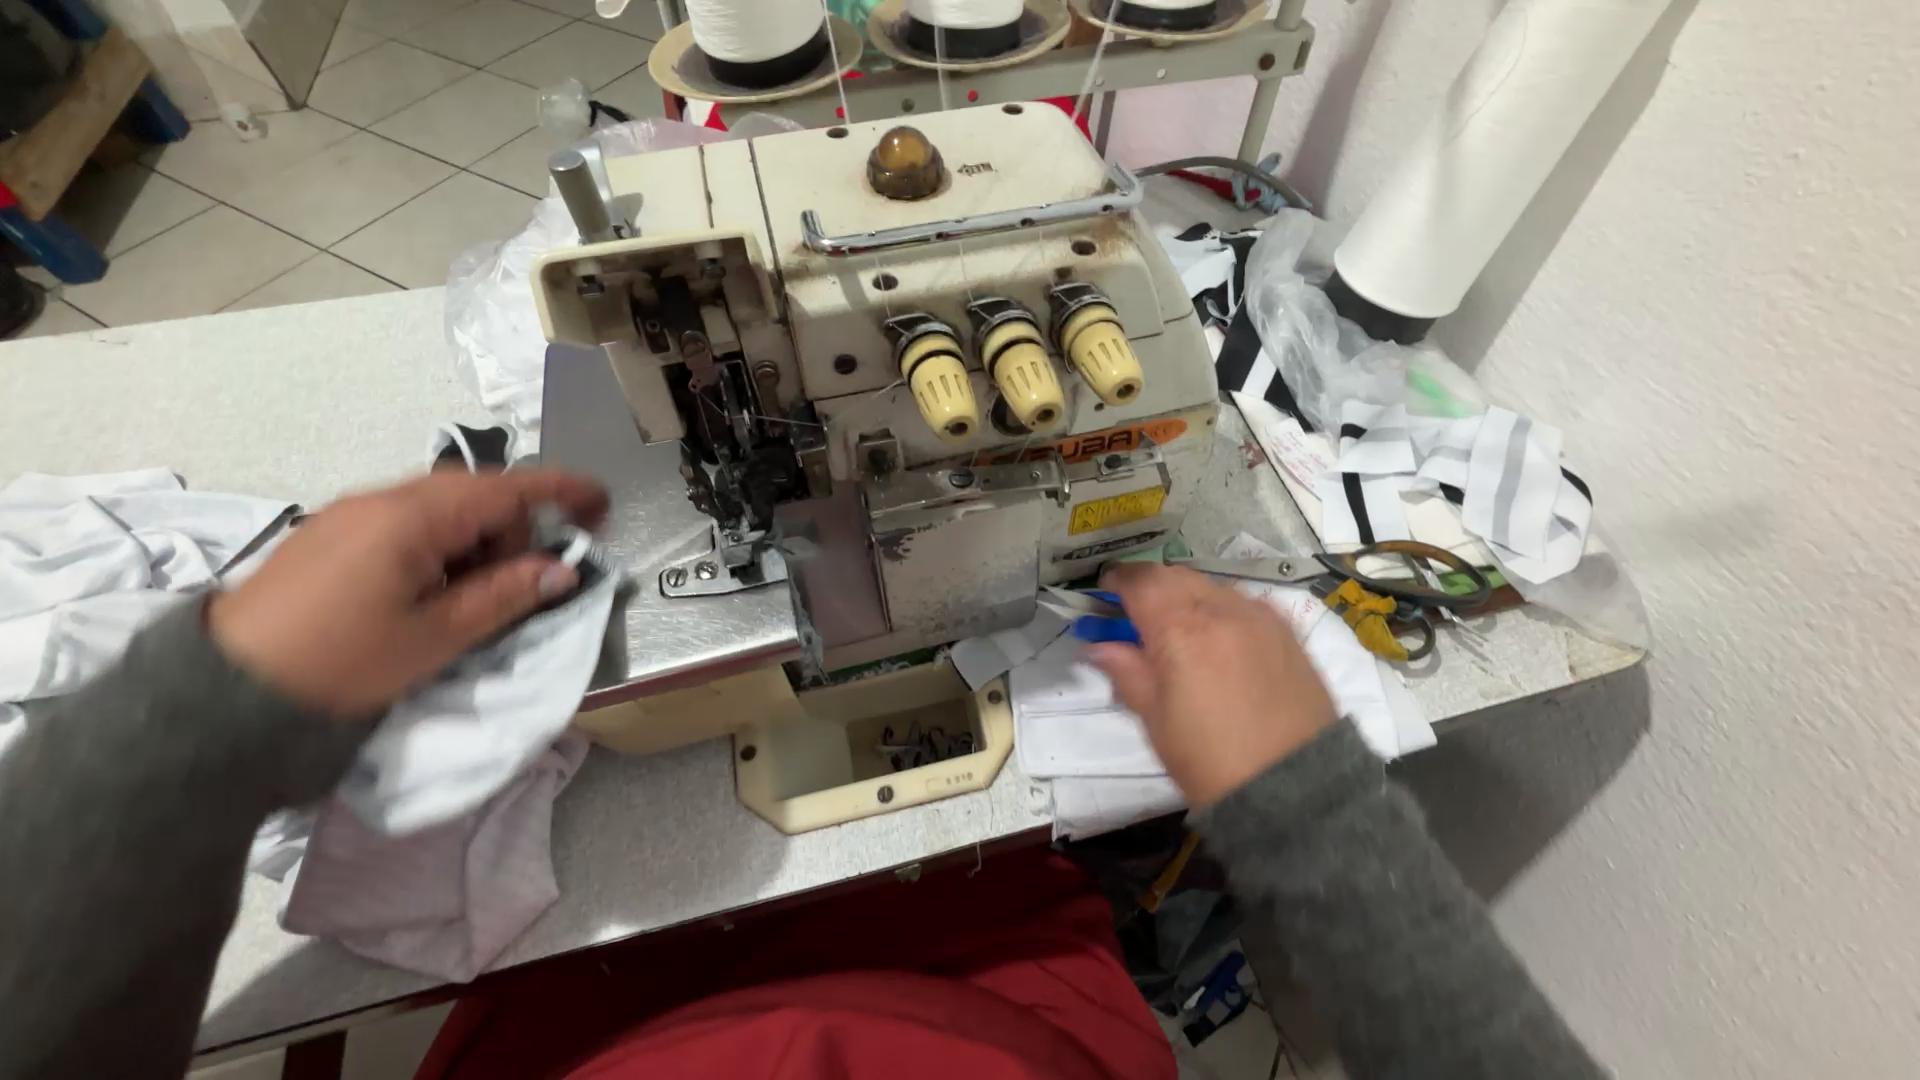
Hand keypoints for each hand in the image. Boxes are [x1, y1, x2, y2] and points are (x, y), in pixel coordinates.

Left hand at [208, 469, 608, 717]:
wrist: (224, 690)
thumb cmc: (344, 660)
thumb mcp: (439, 635)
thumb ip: (506, 595)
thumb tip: (563, 570)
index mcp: (412, 519)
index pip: (505, 489)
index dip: (560, 491)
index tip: (602, 502)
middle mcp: (383, 500)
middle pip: (476, 491)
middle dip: (516, 525)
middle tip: (529, 576)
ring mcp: (354, 513)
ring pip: (443, 505)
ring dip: (480, 535)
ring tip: (481, 587)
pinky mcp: (336, 533)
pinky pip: (411, 519)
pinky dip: (446, 541)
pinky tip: (440, 583)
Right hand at [1082, 564, 1337, 805]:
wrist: (1296, 789)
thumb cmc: (1211, 761)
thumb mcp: (1155, 721)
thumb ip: (1126, 672)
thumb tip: (1099, 647)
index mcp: (1182, 630)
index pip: (1141, 580)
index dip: (1117, 579)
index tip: (1104, 592)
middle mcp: (1223, 609)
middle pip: (1175, 576)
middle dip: (1150, 587)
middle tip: (1135, 616)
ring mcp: (1261, 616)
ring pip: (1210, 586)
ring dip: (1185, 597)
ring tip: (1178, 632)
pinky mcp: (1289, 631)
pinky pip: (1243, 603)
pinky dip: (1219, 611)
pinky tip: (1218, 642)